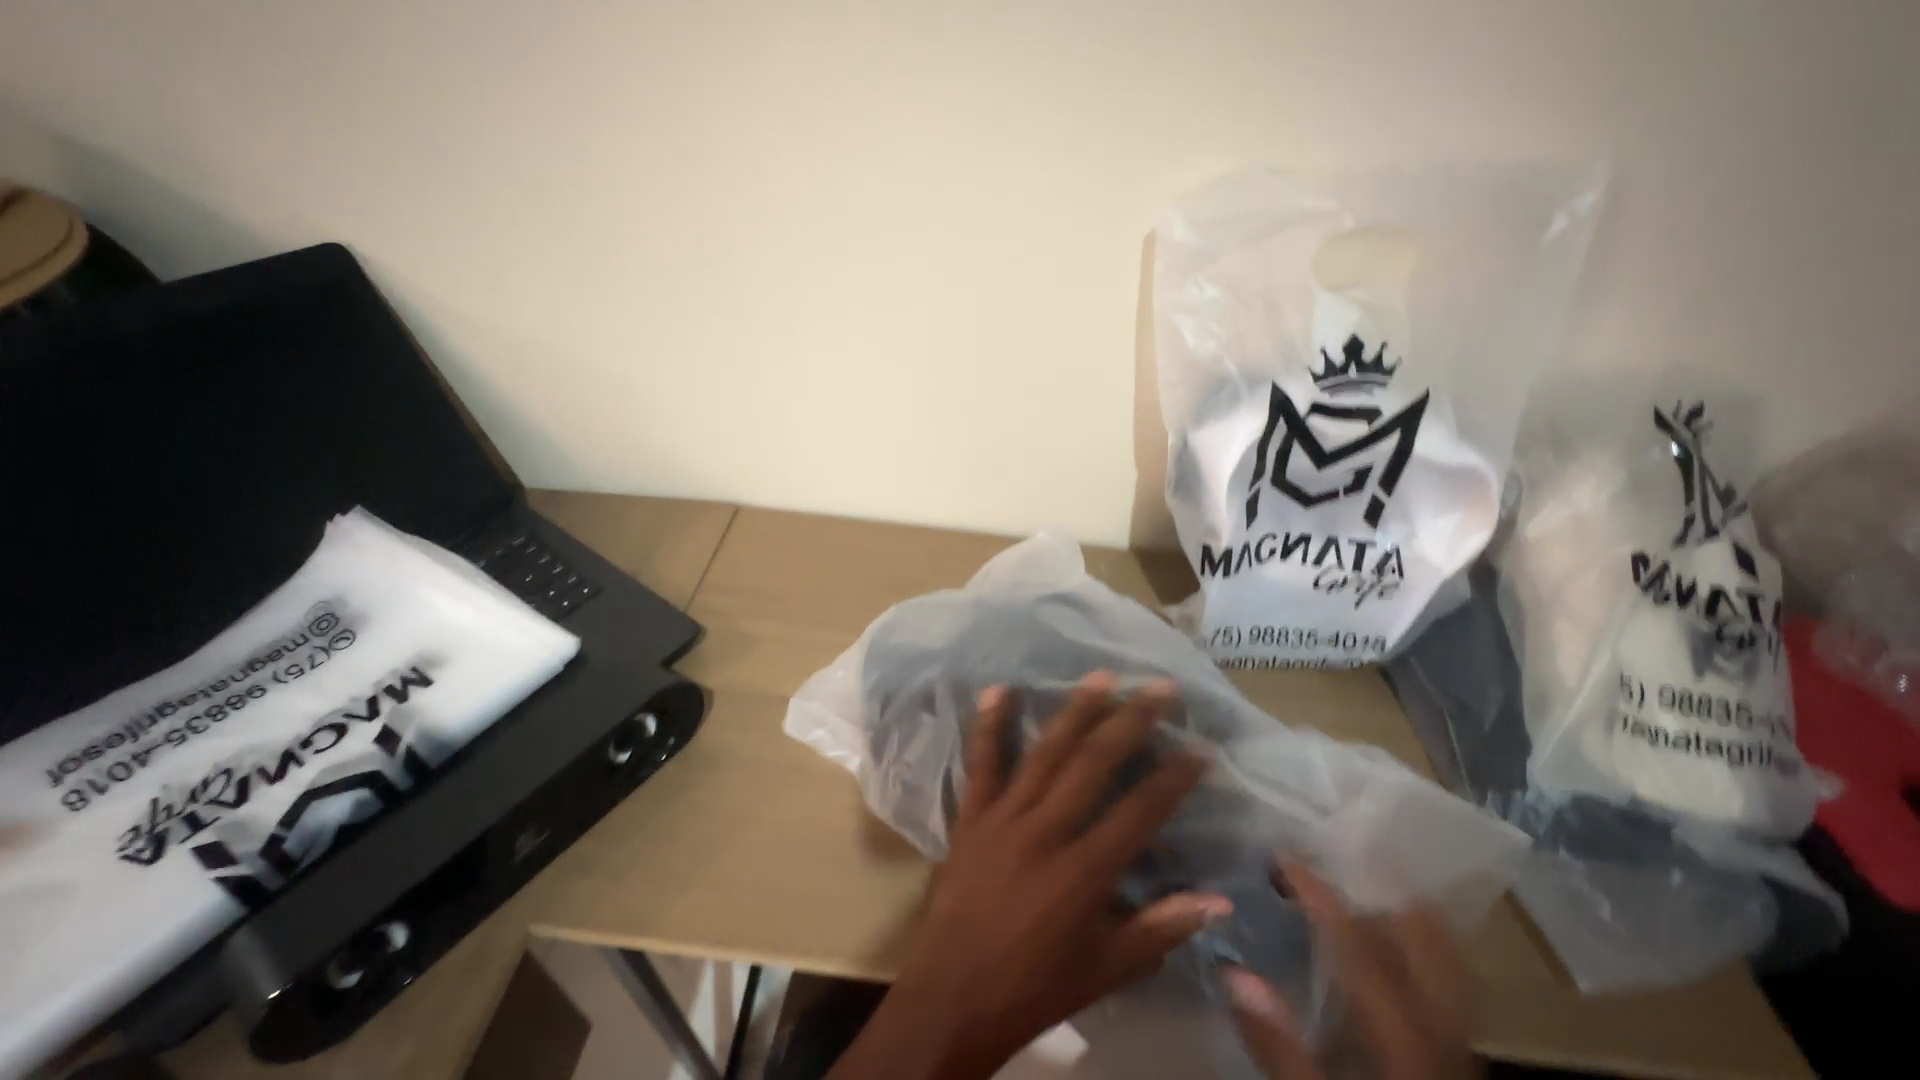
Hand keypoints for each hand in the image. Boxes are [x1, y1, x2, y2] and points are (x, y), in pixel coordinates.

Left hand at [828, 673, 1227, 1079]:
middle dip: (1131, 722)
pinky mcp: (971, 819)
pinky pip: (981, 765)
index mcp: (1083, 871)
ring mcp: (1003, 819)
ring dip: (1074, 711)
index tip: (1200, 749)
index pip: (1139, 811)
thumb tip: (1220, 902)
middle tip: (1160, 687)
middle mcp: (1045, 832)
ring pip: (1044, 754)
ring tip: (1101, 675)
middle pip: (1094, 764)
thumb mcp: (1107, 968)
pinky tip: (1000, 689)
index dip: (1173, 778)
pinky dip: (991, 726)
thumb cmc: (1036, 987)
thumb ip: (1161, 929)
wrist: (953, 996)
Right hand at [1225, 864, 1477, 1079]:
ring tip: (1370, 879)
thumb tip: (1233, 971)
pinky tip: (1400, 943)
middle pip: (1423, 936)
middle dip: (1382, 884)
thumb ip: (1278, 1046)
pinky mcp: (1462, 1055)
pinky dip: (1426, 943)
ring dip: (1409, 909)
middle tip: (1337, 850)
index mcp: (1400, 1032)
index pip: (1358, 941)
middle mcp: (1440, 1024)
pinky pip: (1452, 978)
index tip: (1284, 855)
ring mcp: (1460, 1039)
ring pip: (1448, 954)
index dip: (1319, 892)